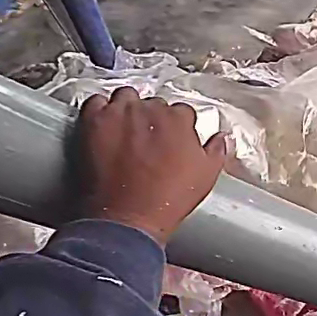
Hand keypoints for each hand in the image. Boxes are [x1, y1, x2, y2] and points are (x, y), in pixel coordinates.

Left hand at [77, 87, 227, 244]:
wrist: (127, 218)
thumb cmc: (167, 200)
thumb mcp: (205, 177)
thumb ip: (216, 151)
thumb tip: (223, 137)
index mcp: (178, 119)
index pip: (181, 112)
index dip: (176, 127)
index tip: (169, 141)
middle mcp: (149, 109)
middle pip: (152, 104)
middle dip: (150, 119)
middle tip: (146, 141)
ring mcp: (119, 113)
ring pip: (125, 97)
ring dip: (126, 109)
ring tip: (124, 129)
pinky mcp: (93, 122)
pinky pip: (95, 103)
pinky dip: (99, 111)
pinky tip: (102, 126)